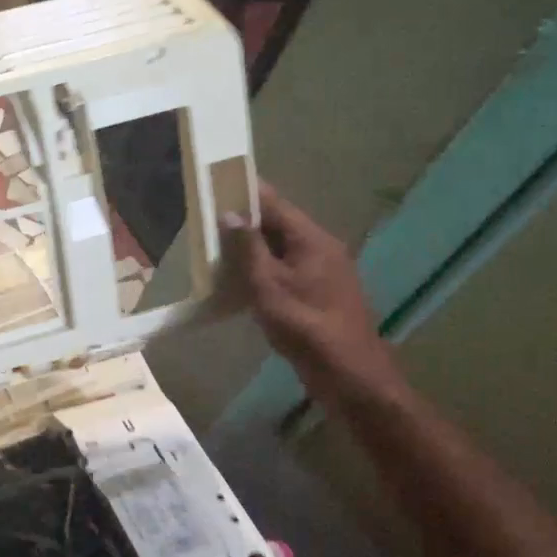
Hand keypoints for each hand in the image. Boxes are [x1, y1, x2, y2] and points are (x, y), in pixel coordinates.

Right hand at [222, 183, 402, 401]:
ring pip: (281, 247)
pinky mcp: (320, 292)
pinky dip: (264, 265)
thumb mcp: (267, 284)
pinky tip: (240, 276)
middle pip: (278, 223)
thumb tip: (230, 214)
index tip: (216, 181)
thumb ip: (248, 247)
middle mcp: (322, 248)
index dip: (245, 191)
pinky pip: (287, 267)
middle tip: (206, 216)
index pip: (274, 203)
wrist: (349, 374)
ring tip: (216, 244)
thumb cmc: (304, 324)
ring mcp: (324, 271)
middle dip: (244, 219)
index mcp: (312, 239)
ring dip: (252, 245)